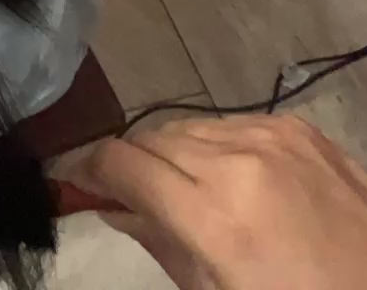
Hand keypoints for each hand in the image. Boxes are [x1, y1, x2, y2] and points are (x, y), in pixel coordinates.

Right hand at [68, 116, 366, 289]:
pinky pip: (224, 123)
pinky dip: (211, 146)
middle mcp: (236, 161)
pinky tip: (231, 179)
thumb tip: (110, 204)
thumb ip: (158, 243)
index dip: (88, 168)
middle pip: (147, 139)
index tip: (74, 179)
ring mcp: (267, 135)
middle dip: (130, 165)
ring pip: (182, 126)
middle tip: (129, 194)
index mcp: (219, 217)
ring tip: (186, 191)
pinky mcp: (292, 125)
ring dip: (170, 154)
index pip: (121, 163)